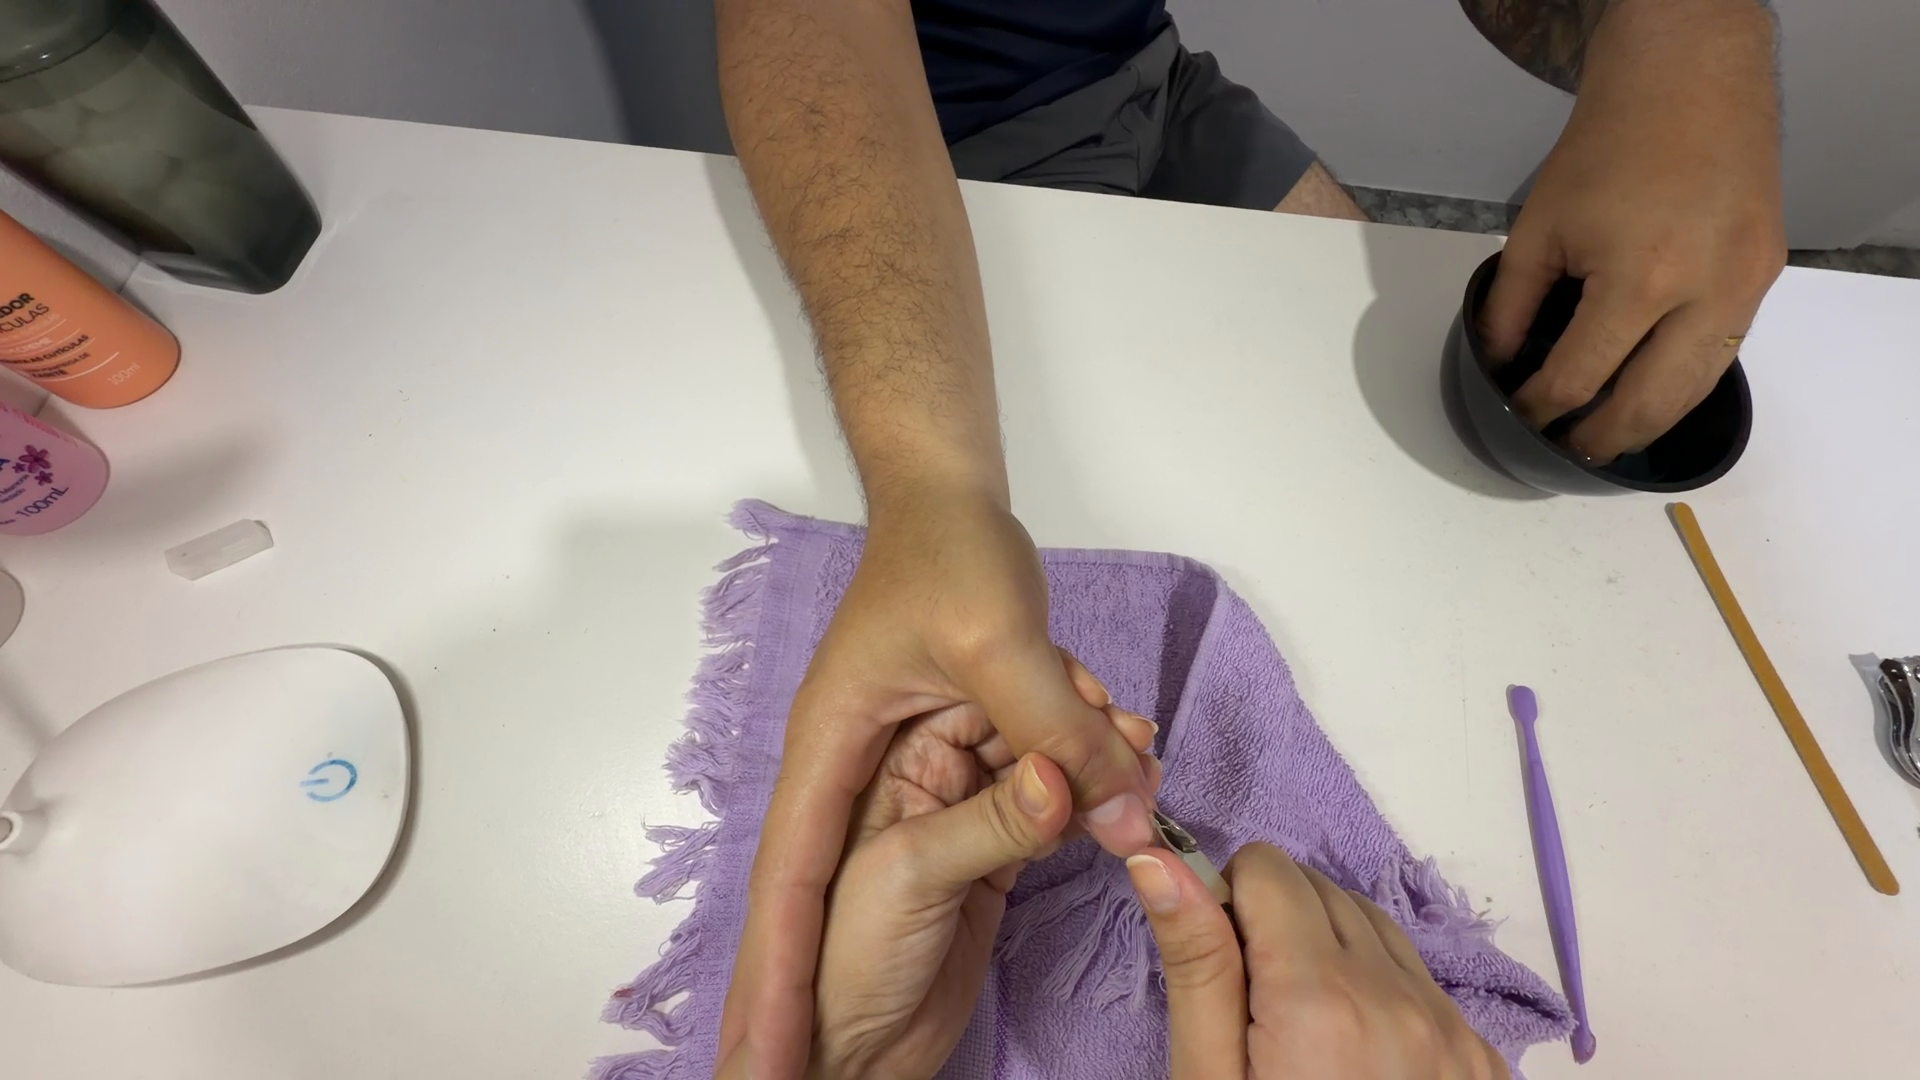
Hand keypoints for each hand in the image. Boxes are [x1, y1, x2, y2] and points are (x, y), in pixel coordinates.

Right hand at [718, 485, 1159, 1077]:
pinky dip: (1072, 752)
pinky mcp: (969, 727)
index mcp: (833, 749)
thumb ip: (1056, 740)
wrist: (951, 495)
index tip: (754, 1076)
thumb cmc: (944, 554)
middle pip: (921, 848)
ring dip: (1065, 784)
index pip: (790, 882)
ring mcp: (923, 743)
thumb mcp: (997, 648)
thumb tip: (1127, 820)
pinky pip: (1025, 764)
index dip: (770, 982)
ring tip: (1128, 751)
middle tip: (1081, 843)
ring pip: (997, 801)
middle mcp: (868, 757)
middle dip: (1006, 852)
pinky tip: (1122, 730)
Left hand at [809, 724, 1135, 1078]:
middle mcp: (938, 772)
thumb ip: (991, 822)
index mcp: (900, 757)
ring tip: (1143, 771)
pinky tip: (1123, 809)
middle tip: (1133, 739)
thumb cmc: (854, 953)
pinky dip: (1090, 814)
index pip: (977, 705)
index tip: (1094, 706)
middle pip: (1018, 733)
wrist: (861, 1050)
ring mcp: (975, 814)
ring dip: (1092, 773)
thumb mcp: (915, 871)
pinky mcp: (1003, 856)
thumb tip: (1064, 771)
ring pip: (1043, 775)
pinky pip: (1054, 821)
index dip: (1034, 698)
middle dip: (1074, 733)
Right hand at [1127, 842, 1507, 1079]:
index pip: (1267, 866)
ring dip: (1325, 943)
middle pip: (1317, 886)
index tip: (1222, 969)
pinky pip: (1415, 974)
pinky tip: (1356, 1055)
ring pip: (1369, 921)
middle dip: (1273, 918)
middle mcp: (1404, 998)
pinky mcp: (1487, 1066)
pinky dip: (1374, 981)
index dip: (1228, 903)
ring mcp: (1458, 1034)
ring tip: (1303, 1029)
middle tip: (1254, 1008)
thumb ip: (1195, 960)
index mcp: (1324, 997)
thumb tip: (1160, 856)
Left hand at [1481, 0, 1784, 463]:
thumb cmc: (1600, 157)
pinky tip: (1647, 395)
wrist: (1689, 85)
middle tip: (1566, 451)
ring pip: (1698, 385)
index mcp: (1640, 282)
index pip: (1578, 378)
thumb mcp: (1532, 238)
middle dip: (1601, 436)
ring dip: (1649, 422)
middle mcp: (1707, 292)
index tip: (1519, 413)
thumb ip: (1509, 311)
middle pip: (1650, 400)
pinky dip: (1682, 384)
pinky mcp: (1766, 273)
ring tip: (1604, 441)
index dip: (1539, 407)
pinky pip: (1724, 351)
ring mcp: (1748, 284)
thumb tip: (1499, 364)